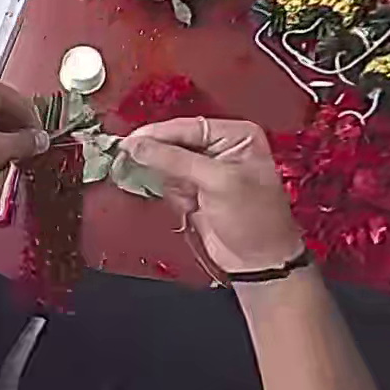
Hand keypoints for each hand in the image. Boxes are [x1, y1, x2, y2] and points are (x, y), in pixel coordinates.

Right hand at [122, 119, 305, 275]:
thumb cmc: (254, 219)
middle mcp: (220, 147)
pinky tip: (188, 205)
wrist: (260, 263)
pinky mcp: (195, 189)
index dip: (157, 134)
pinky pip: (169, 182)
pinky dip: (172, 194)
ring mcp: (207, 169)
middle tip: (133, 162)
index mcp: (236, 135)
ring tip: (186, 197)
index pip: (187, 127)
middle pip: (175, 142)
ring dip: (169, 180)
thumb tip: (138, 145)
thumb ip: (175, 160)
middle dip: (161, 158)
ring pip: (167, 163)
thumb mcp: (217, 182)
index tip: (130, 142)